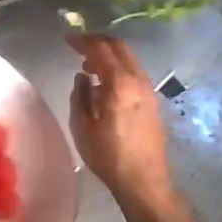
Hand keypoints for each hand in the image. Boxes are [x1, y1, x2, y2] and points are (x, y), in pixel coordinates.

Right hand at [68, 33, 173, 211]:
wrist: (144, 182)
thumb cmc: (108, 156)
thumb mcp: (82, 126)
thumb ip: (79, 94)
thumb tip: (82, 76)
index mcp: (119, 83)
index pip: (100, 49)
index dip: (82, 41)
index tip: (67, 39)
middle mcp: (138, 80)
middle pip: (119, 46)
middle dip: (98, 42)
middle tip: (79, 46)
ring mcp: (149, 89)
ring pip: (129, 58)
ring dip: (109, 54)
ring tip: (90, 66)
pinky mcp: (153, 100)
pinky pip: (134, 71)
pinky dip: (119, 67)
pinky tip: (106, 83)